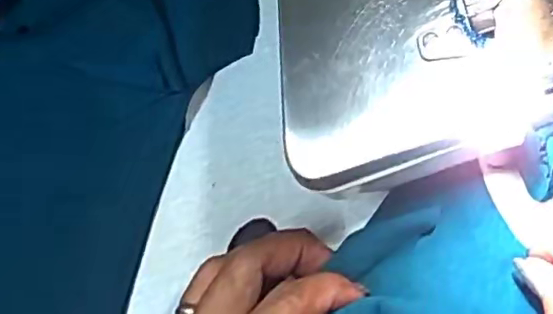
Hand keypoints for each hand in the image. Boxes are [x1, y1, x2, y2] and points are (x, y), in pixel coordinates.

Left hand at [178, 229, 366, 313]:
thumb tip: (345, 302)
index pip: (293, 294)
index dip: (334, 284)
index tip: (356, 291)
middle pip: (252, 258)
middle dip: (297, 249)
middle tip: (329, 265)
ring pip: (217, 266)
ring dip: (259, 255)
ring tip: (292, 267)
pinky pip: (196, 291)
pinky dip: (225, 279)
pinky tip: (249, 287)